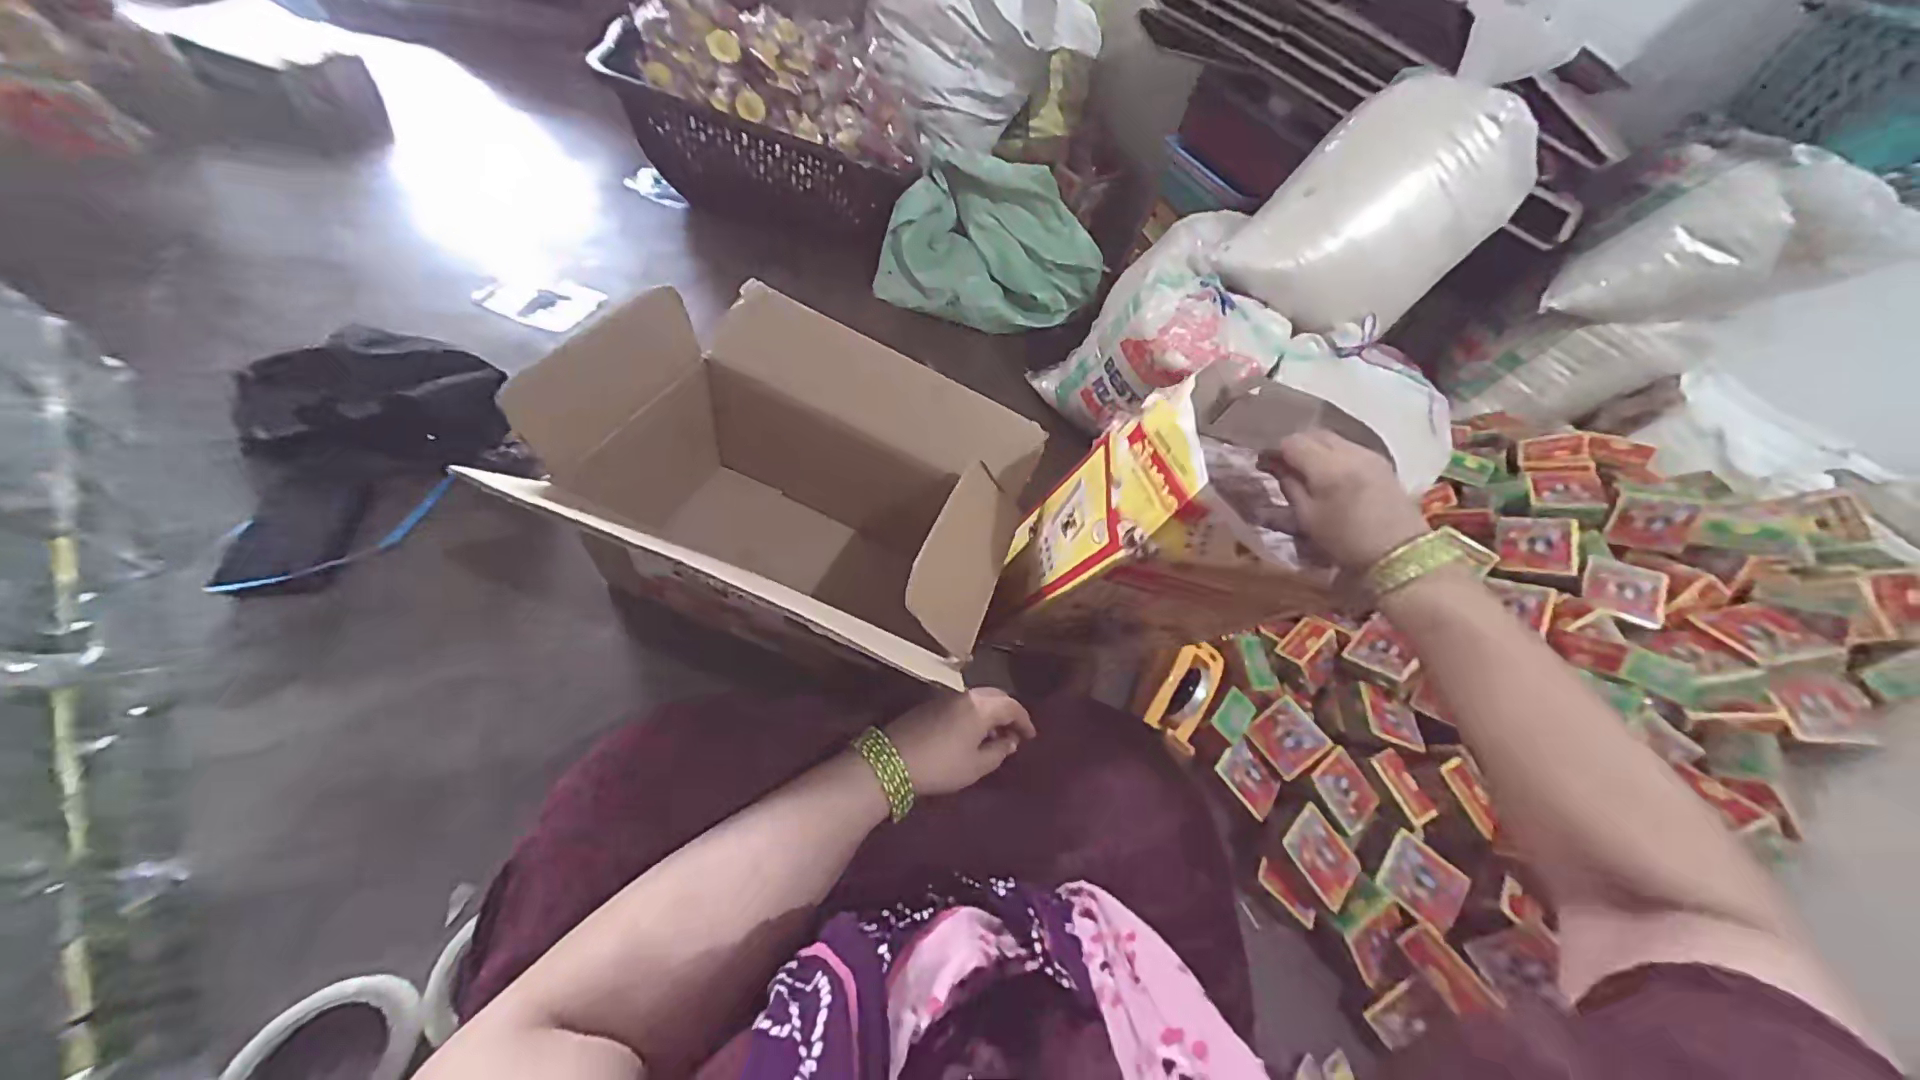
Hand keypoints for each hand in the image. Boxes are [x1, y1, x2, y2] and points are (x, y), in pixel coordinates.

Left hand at [884, 688, 1035, 796]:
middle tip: (1014, 734)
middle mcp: (965, 695)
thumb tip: (1010, 741)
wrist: (892, 761)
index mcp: (981, 706)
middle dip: (1008, 713)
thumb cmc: (941, 766)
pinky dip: (973, 714)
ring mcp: (945, 696)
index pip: (1012, 706)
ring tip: (993, 738)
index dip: (1025, 721)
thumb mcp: (976, 766)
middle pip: (995, 696)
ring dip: (990, 714)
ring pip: (977, 699)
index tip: (1030, 737)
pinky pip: (962, 704)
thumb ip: (999, 752)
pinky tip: (971, 735)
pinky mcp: (929, 703)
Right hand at [1268, 430, 1430, 572]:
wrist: (1398, 553)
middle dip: (1295, 446)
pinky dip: (1333, 454)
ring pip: (1333, 439)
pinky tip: (1330, 474)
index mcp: (1328, 467)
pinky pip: (1349, 447)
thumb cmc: (1344, 541)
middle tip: (1284, 467)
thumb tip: (1274, 465)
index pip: (1292, 442)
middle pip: (1314, 434)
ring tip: (1306, 471)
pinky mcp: (1382, 462)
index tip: (1266, 466)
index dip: (1275, 451)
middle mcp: (1350, 452)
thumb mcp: (1307, 517)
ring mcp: (1369, 454)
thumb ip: (1289, 485)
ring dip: (1315, 449)